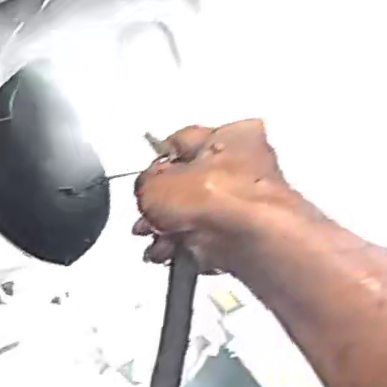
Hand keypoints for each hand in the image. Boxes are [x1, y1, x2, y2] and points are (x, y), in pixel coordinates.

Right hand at [133, 119, 306, 272]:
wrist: (243, 236)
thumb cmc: (211, 197)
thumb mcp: (154, 181)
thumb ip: (143, 181)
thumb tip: (146, 189)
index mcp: (230, 135)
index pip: (182, 141)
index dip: (156, 162)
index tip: (143, 179)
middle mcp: (243, 162)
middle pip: (184, 184)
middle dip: (159, 206)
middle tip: (145, 218)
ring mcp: (243, 198)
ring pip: (188, 214)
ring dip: (165, 229)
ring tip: (156, 240)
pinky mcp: (240, 230)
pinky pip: (200, 236)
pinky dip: (182, 245)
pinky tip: (171, 251)